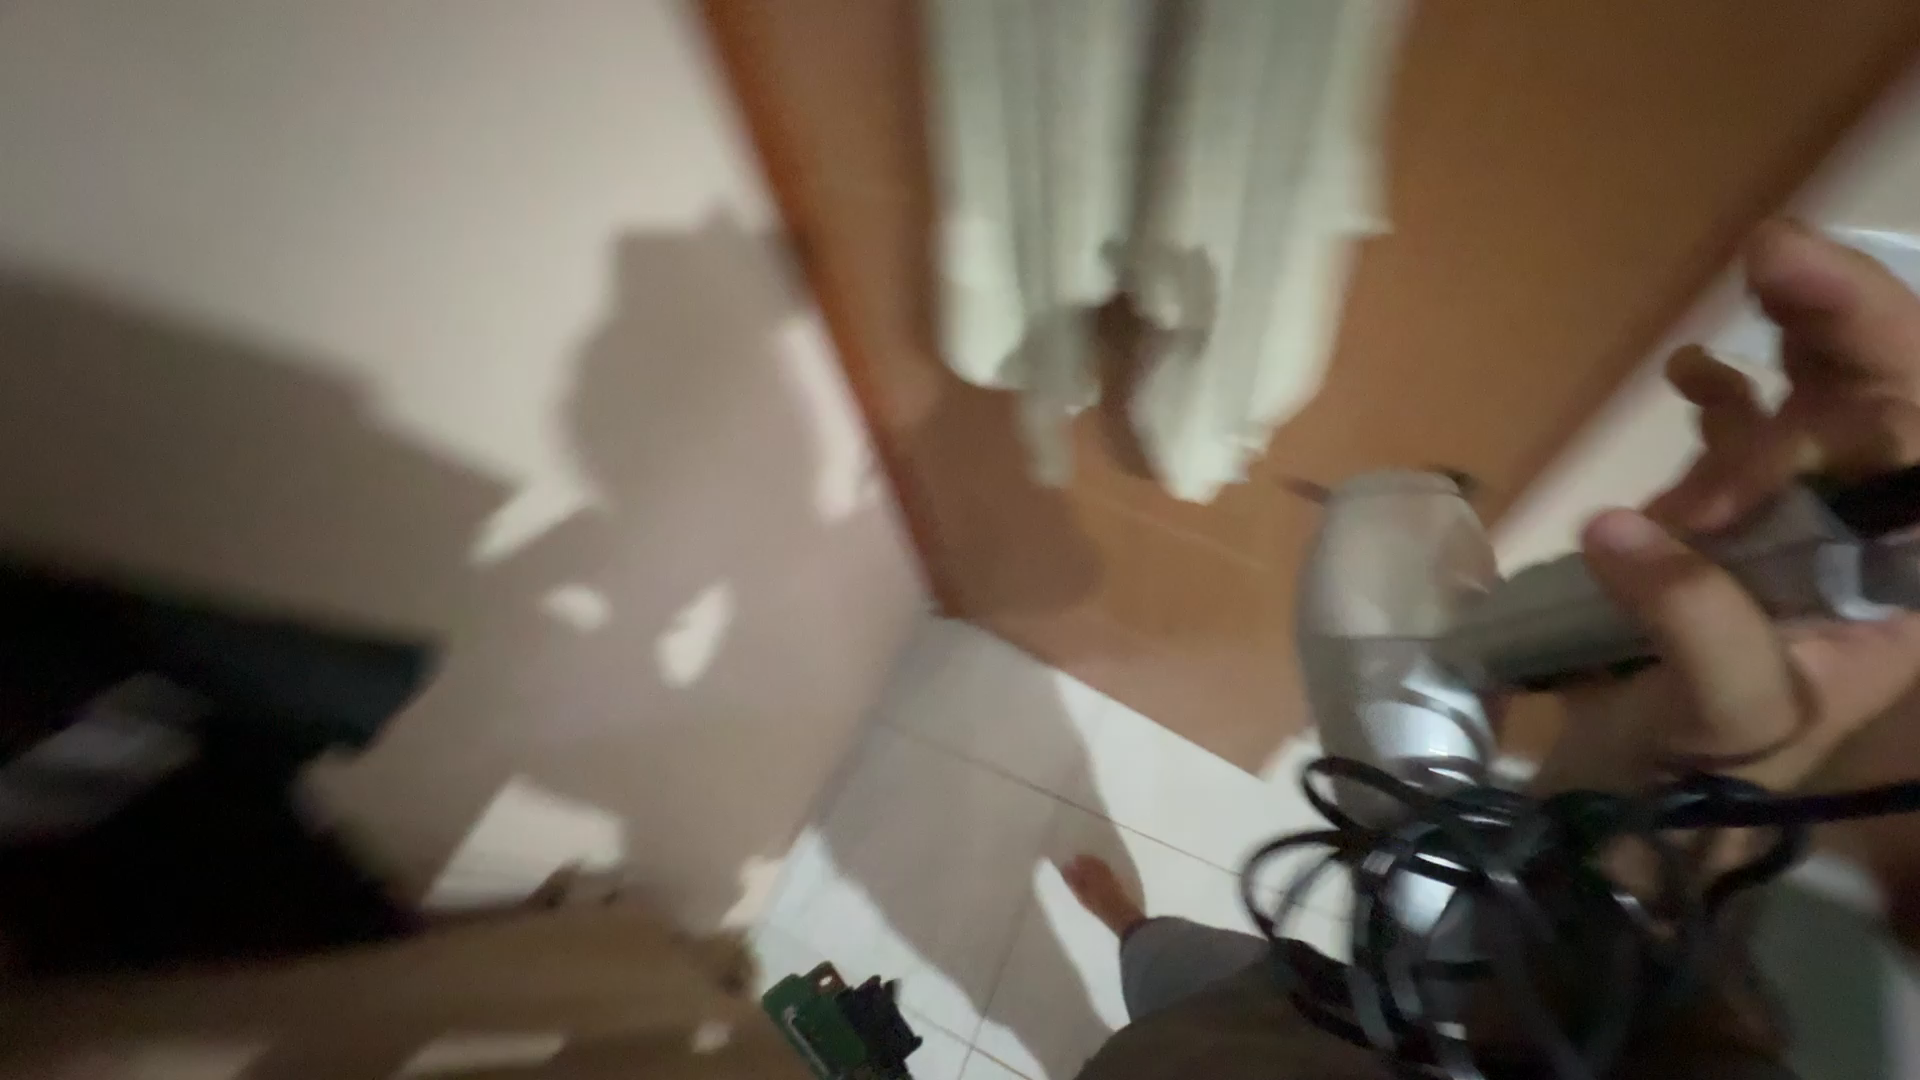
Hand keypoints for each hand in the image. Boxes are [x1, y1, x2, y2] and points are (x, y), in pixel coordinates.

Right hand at [1538, 222, 1919, 803]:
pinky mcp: (1733, 538)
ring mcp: (1802, 537)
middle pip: (1885, 408)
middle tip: (1766, 257)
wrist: (1645, 794)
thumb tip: (1613, 523)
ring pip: (1819, 422)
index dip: (1872, 339)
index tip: (1791, 268)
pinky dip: (1724, 406)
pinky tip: (1692, 375)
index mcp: (1910, 575)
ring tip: (1706, 354)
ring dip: (1776, 375)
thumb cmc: (1700, 766)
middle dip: (1839, 330)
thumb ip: (1690, 615)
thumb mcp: (1720, 707)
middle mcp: (1874, 542)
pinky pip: (1748, 451)